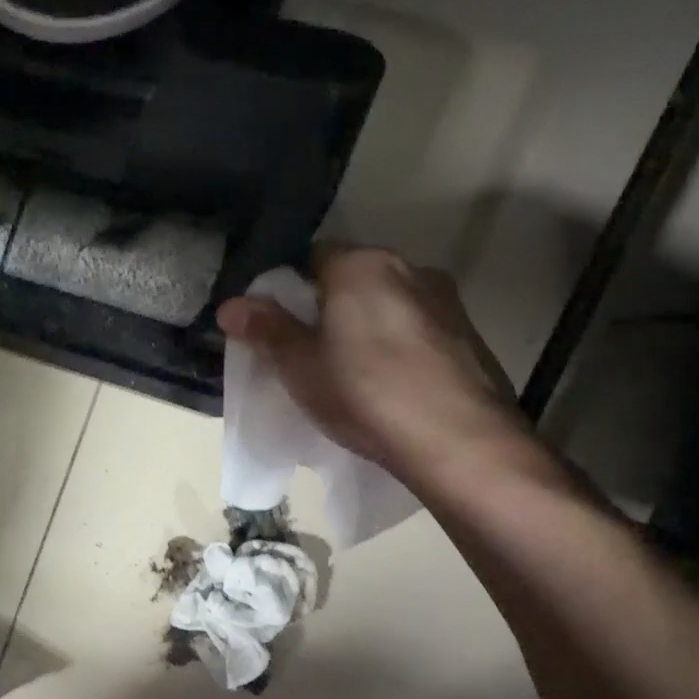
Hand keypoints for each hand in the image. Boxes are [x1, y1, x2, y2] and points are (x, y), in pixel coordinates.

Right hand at [216, 246, 531, 481]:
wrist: (460, 443)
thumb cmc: (364, 392)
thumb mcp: (297, 364)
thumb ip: (265, 328)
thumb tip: (230, 305)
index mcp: (363, 265)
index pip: (310, 256)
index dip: (285, 288)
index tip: (271, 322)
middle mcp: (410, 268)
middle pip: (350, 279)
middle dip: (322, 306)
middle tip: (298, 348)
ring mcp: (447, 301)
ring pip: (384, 304)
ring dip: (360, 326)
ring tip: (339, 369)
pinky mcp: (469, 336)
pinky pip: (412, 329)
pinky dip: (391, 345)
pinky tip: (380, 383)